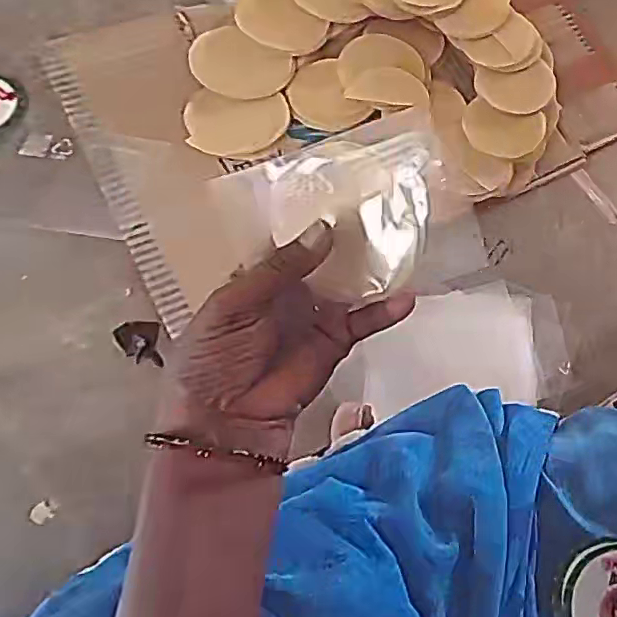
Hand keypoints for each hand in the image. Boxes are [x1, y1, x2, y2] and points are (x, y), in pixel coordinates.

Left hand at [164, 223, 415, 431]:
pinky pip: (366, 319)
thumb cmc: (212, 359)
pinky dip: (386, 310)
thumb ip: (279, 268)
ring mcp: (318, 315)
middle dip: (349, 240)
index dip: (310, 223)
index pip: (289, 244)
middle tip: (378, 212)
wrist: (225, 420)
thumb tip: (323, 233)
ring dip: (372, 269)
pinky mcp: (338, 339)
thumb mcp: (232, 305)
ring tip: (398, 245)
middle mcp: (292, 292)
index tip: (338, 196)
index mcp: (258, 279)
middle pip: (326, 260)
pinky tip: (404, 298)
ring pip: (350, 284)